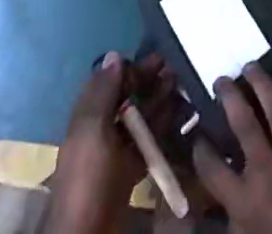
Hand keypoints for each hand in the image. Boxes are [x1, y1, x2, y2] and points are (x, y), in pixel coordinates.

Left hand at [46, 51, 175, 233]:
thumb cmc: (88, 174)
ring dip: (161, 104)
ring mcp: (117, 150)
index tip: (161, 57)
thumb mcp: (92, 128)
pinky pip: (149, 144)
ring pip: (141, 120)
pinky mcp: (131, 171)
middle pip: (129, 99)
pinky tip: (181, 122)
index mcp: (89, 113)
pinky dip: (163, 131)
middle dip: (151, 84)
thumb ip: (103, 92)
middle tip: (178, 71)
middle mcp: (103, 127)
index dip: (134, 68)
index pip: (112, 80)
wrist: (87, 230)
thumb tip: (115, 54)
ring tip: (184, 92)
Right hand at [192, 65, 271, 233]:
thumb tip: (200, 189)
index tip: (198, 134)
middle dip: (228, 95)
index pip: (210, 164)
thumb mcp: (244, 233)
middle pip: (243, 121)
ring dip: (260, 83)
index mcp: (244, 199)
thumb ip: (222, 207)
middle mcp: (267, 171)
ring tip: (250, 68)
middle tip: (221, 80)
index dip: (199, 146)